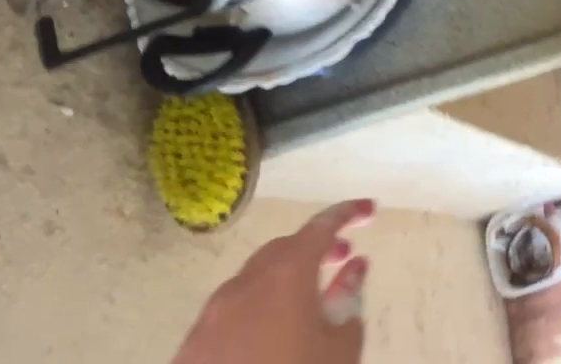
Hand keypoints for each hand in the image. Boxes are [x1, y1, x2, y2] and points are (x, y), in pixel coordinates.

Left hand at [172, 199, 374, 363]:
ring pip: (252, 280)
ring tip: (307, 300)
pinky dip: (257, 307)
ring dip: (283, 278)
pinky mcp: (190, 350)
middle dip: (314, 246)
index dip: (348, 213)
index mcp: (286, 274)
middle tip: (342, 256)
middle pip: (283, 249)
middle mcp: (244, 285)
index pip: (321, 226)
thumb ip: (349, 297)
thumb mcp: (341, 344)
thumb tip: (353, 268)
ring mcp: (211, 318)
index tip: (370, 210)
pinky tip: (270, 335)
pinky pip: (230, 313)